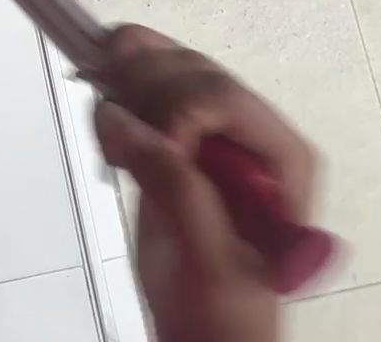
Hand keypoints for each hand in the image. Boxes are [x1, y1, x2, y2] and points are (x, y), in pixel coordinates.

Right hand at [91, 26, 316, 341]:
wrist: (202, 331)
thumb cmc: (222, 310)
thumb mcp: (210, 259)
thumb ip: (175, 186)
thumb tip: (116, 116)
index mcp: (280, 159)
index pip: (225, 99)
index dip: (178, 108)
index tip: (146, 146)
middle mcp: (249, 134)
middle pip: (194, 72)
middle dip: (145, 83)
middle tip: (108, 113)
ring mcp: (210, 130)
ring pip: (168, 64)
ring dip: (127, 70)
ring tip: (101, 99)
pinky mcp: (172, 134)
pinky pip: (145, 80)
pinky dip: (115, 75)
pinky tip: (100, 94)